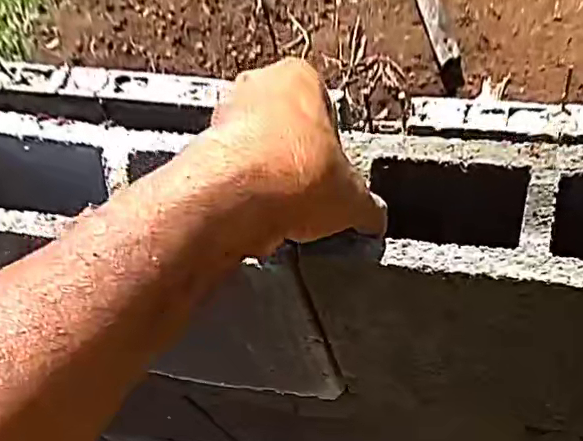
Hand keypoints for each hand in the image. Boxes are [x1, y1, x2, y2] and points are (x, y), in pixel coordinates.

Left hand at [188, 58, 386, 252]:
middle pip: (291, 134)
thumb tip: (374, 218)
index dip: (336, 154)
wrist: (240, 199)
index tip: (338, 182)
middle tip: (316, 201)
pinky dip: (252, 200)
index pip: (327, 113)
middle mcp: (258, 87)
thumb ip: (368, 207)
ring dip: (276, 186)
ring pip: (263, 157)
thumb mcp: (353, 199)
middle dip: (302, 168)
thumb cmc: (295, 176)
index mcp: (299, 78)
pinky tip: (264, 220)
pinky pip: (238, 180)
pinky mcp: (208, 153)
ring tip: (290, 216)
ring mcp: (228, 118)